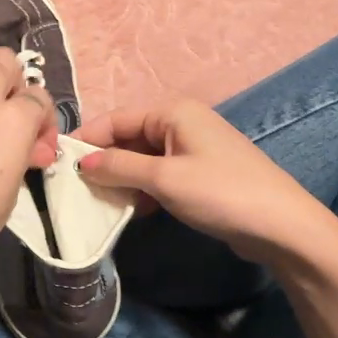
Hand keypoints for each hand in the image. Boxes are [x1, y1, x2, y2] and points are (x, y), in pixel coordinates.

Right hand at [73, 99, 324, 264]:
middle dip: (103, 161)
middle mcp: (181, 123)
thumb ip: (119, 166)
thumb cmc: (220, 192)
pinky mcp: (200, 174)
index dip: (85, 140)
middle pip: (128, 137)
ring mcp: (192, 149)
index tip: (57, 163)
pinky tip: (130, 210)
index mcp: (172, 112)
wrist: (280, 225)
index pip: (115, 119)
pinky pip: (159, 175)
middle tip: (73, 188)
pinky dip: (142, 189)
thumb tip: (83, 162)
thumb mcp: (163, 178)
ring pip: (142, 159)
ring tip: (97, 202)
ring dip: (121, 179)